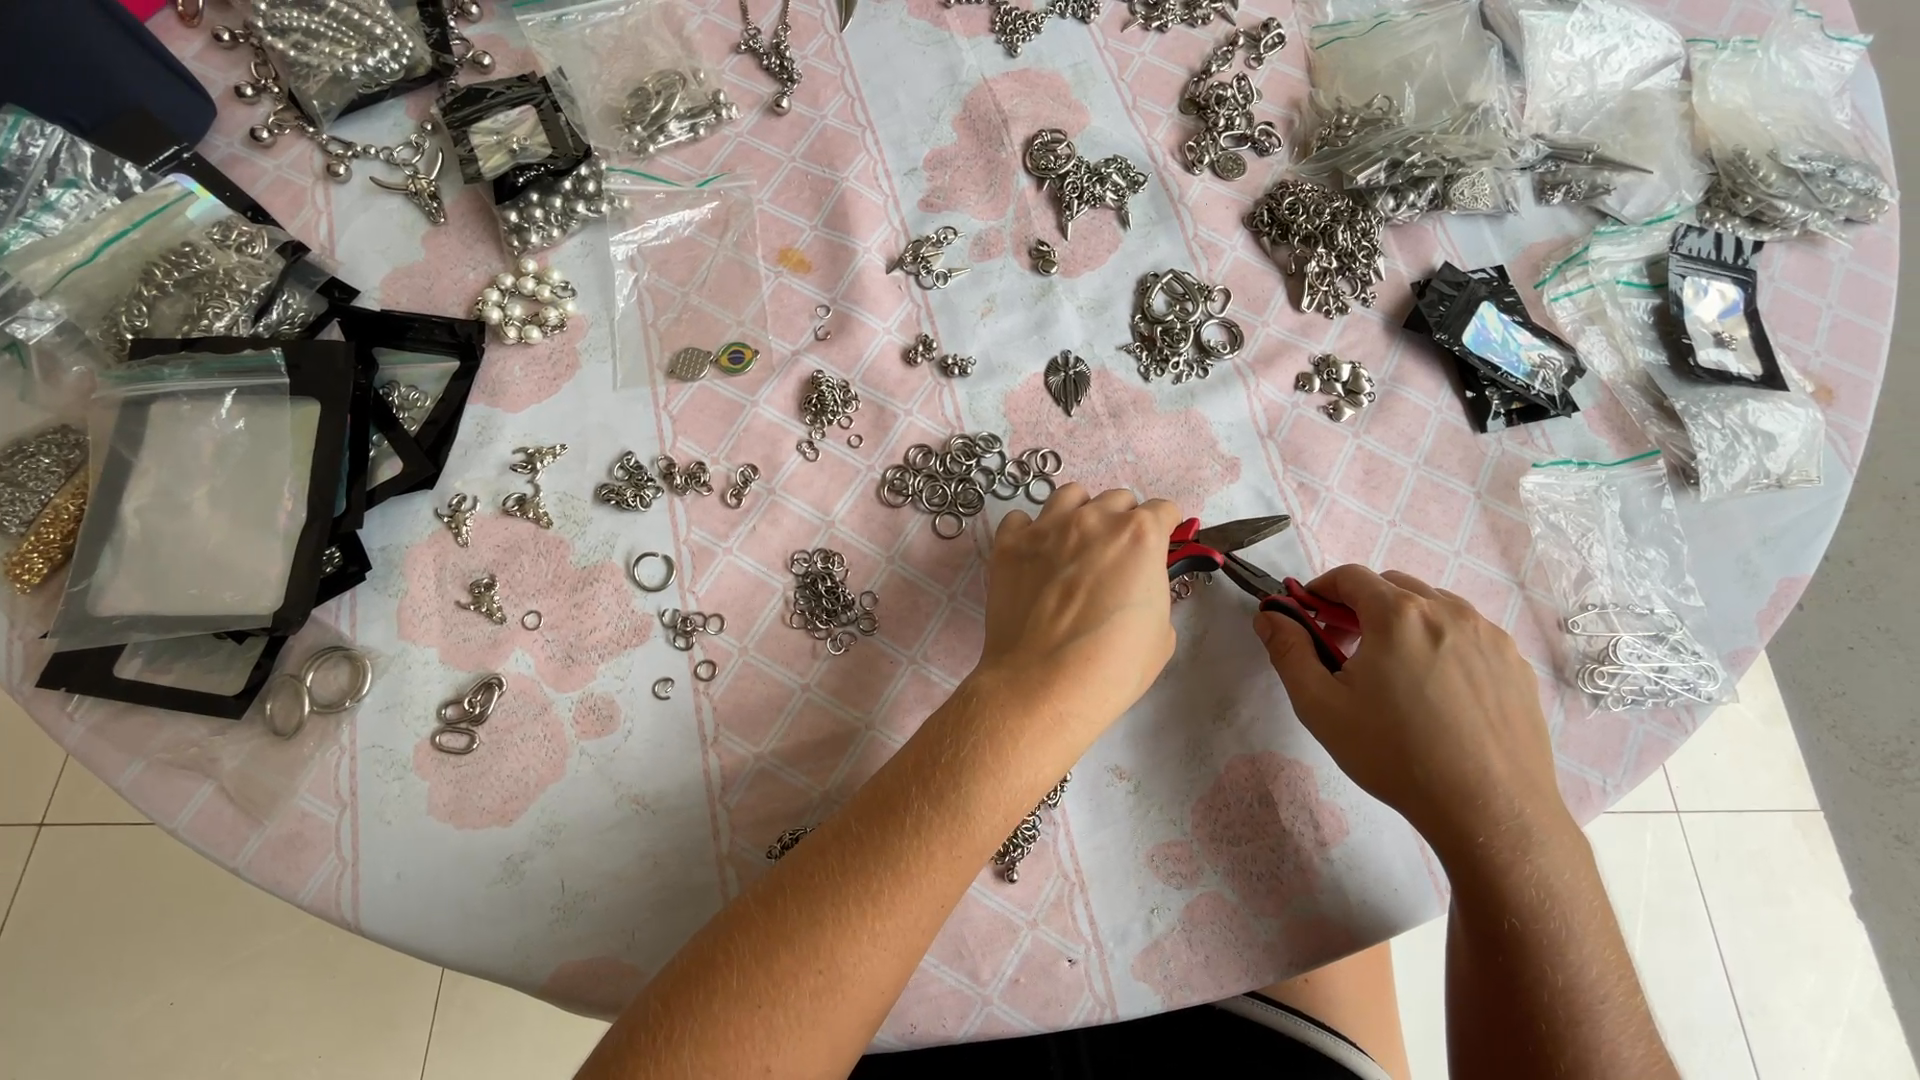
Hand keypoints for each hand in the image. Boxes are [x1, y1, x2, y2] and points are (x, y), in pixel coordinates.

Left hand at [975, 485, 1181, 751]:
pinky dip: (1031, 531)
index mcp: (1140, 536)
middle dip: (1123, 521)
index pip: (1162, 510)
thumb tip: (1139, 586)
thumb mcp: (1161, 632)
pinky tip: (1035, 557)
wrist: (1043, 686)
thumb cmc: (1113, 667)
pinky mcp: (1008, 545)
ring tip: (1076, 544)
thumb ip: (1154, 592)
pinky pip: (1020, 519)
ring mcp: (1046, 528)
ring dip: (1080, 513)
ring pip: (1069, 496)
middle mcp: (1093, 519)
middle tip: (1117, 555)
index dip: (1164, 529)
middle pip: (1116, 499)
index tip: (1159, 547)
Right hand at [1254, 565, 1570, 857]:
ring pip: (1435, 607)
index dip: (1321, 589)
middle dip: (1361, 604)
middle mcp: (1449, 612)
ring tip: (1393, 670)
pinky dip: (1442, 643)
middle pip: (1393, 586)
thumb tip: (1269, 617)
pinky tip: (1436, 690)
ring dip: (1404, 621)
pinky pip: (1469, 635)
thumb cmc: (1393, 754)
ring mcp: (1490, 636)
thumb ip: (1289, 651)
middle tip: (1345, 646)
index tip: (1307, 615)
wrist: (1488, 809)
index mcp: (1398, 614)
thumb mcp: (1320, 705)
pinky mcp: (1515, 664)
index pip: (1350, 576)